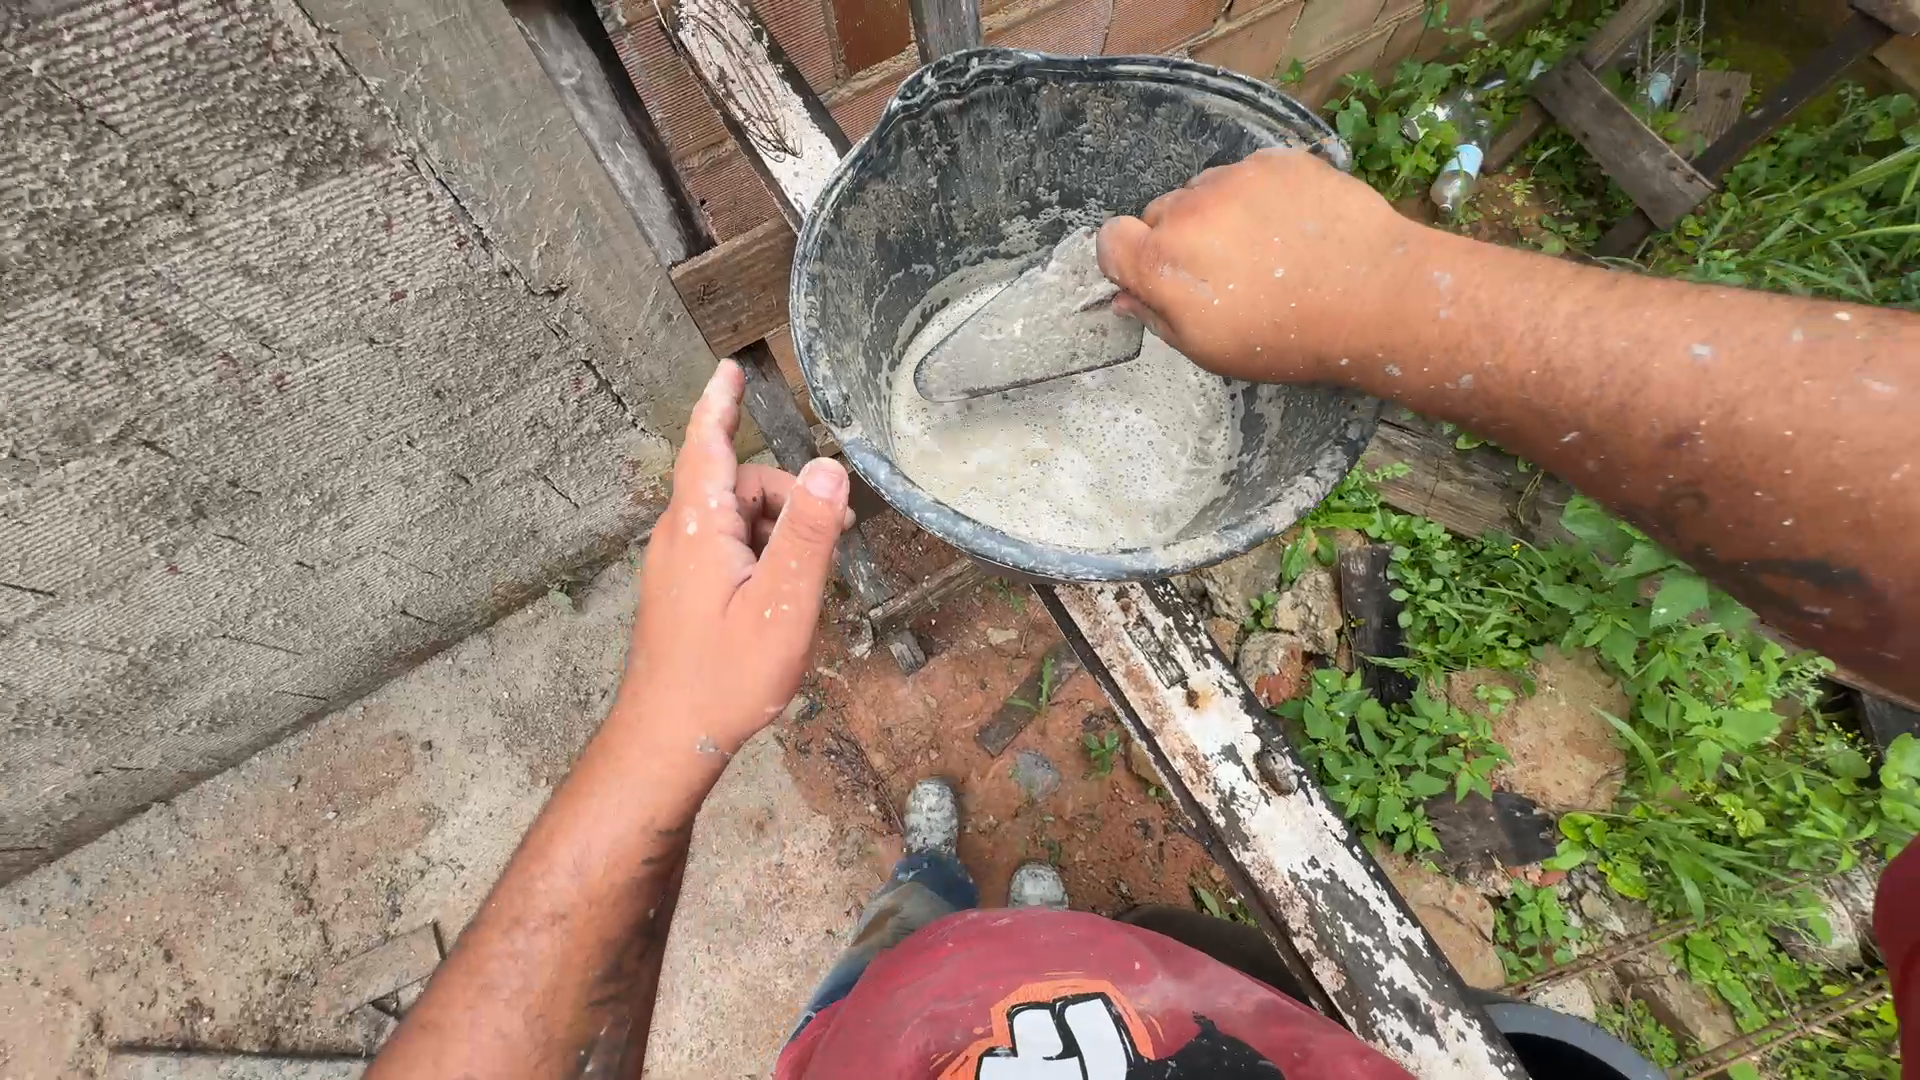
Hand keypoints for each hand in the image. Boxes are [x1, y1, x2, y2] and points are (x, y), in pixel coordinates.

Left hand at [615, 360, 851, 754]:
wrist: (669, 739)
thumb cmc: (725, 677)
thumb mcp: (783, 604)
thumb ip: (807, 533)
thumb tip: (830, 467)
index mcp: (699, 528)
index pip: (708, 446)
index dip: (721, 404)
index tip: (730, 369)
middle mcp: (680, 537)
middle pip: (742, 487)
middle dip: (789, 502)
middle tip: (831, 544)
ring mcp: (678, 566)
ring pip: (740, 521)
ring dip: (780, 536)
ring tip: (802, 589)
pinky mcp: (684, 591)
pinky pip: (730, 550)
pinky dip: (763, 558)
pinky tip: (778, 602)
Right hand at [1096, 148, 1425, 383]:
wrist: (1371, 298)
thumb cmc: (1282, 337)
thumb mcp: (1205, 348)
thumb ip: (1156, 316)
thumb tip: (1127, 296)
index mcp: (1162, 264)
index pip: (1110, 240)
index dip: (1126, 259)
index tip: (1152, 277)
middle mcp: (1187, 212)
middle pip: (1157, 215)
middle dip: (1175, 241)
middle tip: (1218, 273)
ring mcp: (1232, 180)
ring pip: (1200, 193)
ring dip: (1214, 216)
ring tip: (1258, 250)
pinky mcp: (1275, 161)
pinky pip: (1244, 175)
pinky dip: (1253, 197)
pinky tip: (1285, 228)